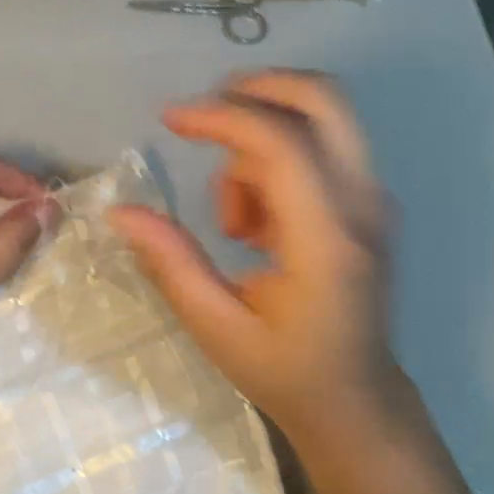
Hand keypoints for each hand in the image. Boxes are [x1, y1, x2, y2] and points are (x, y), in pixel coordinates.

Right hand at [106, 71, 401, 441]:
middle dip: (254, 91)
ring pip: (319, 119)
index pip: (281, 143)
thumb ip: (171, 263)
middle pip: (322, 99)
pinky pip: (320, 149)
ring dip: (261, 144)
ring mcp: (373, 201)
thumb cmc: (286, 372)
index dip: (220, 118)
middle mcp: (362, 205)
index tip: (169, 120)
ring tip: (233, 224)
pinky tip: (256, 226)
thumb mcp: (216, 327)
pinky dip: (278, 163)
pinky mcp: (369, 205)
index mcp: (327, 240)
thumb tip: (120, 212)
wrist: (357, 403)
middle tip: (202, 120)